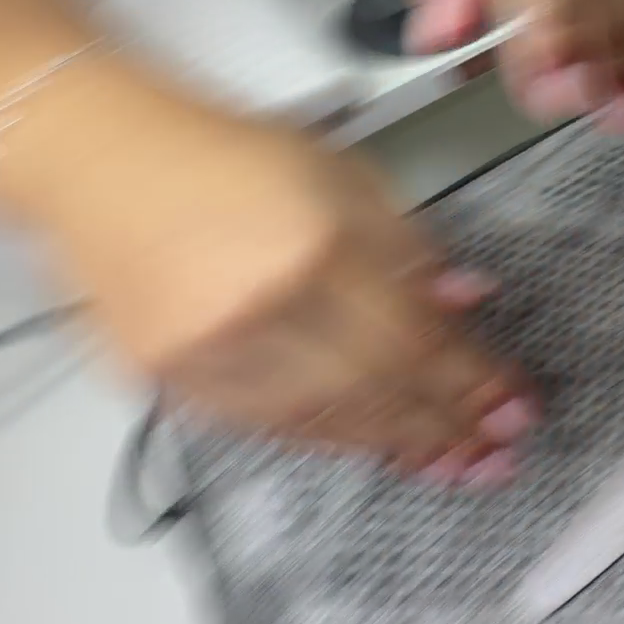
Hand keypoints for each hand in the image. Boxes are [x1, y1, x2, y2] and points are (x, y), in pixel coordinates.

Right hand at [15, 60, 537, 486]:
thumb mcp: (357, 184)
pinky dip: (332, 437)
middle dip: (447, 425)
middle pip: (375, 387)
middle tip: (499, 454)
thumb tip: (470, 301)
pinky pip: (266, 426)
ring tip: (454, 463)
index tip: (517, 407)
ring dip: (396, 444)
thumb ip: (415, 252)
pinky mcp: (163, 378)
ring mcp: (202, 353)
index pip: (416, 336)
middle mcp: (258, 313)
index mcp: (316, 253)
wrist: (107, 164)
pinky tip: (378, 446)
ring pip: (323, 418)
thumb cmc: (245, 159)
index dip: (473, 379)